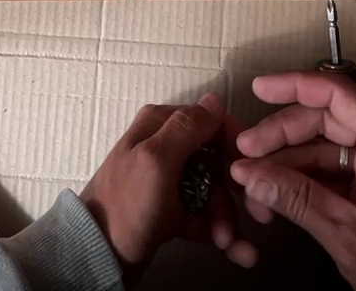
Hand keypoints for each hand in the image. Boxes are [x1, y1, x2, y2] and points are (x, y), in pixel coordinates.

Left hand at [79, 93, 257, 280]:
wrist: (99, 256)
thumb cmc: (125, 205)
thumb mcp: (156, 161)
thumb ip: (185, 129)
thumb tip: (214, 99)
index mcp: (160, 127)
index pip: (209, 123)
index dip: (235, 144)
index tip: (256, 169)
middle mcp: (165, 147)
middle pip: (215, 161)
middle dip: (234, 191)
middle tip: (254, 215)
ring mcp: (169, 180)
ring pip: (213, 192)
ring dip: (227, 218)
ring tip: (231, 243)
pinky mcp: (171, 209)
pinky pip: (204, 215)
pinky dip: (219, 232)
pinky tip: (235, 251)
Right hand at [229, 72, 355, 290]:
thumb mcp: (348, 236)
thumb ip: (296, 199)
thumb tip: (246, 172)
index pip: (340, 95)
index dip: (295, 85)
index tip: (257, 89)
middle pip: (325, 120)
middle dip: (282, 136)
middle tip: (244, 154)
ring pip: (323, 147)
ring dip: (287, 164)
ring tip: (252, 186)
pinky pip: (332, 171)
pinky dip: (303, 182)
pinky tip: (274, 197)